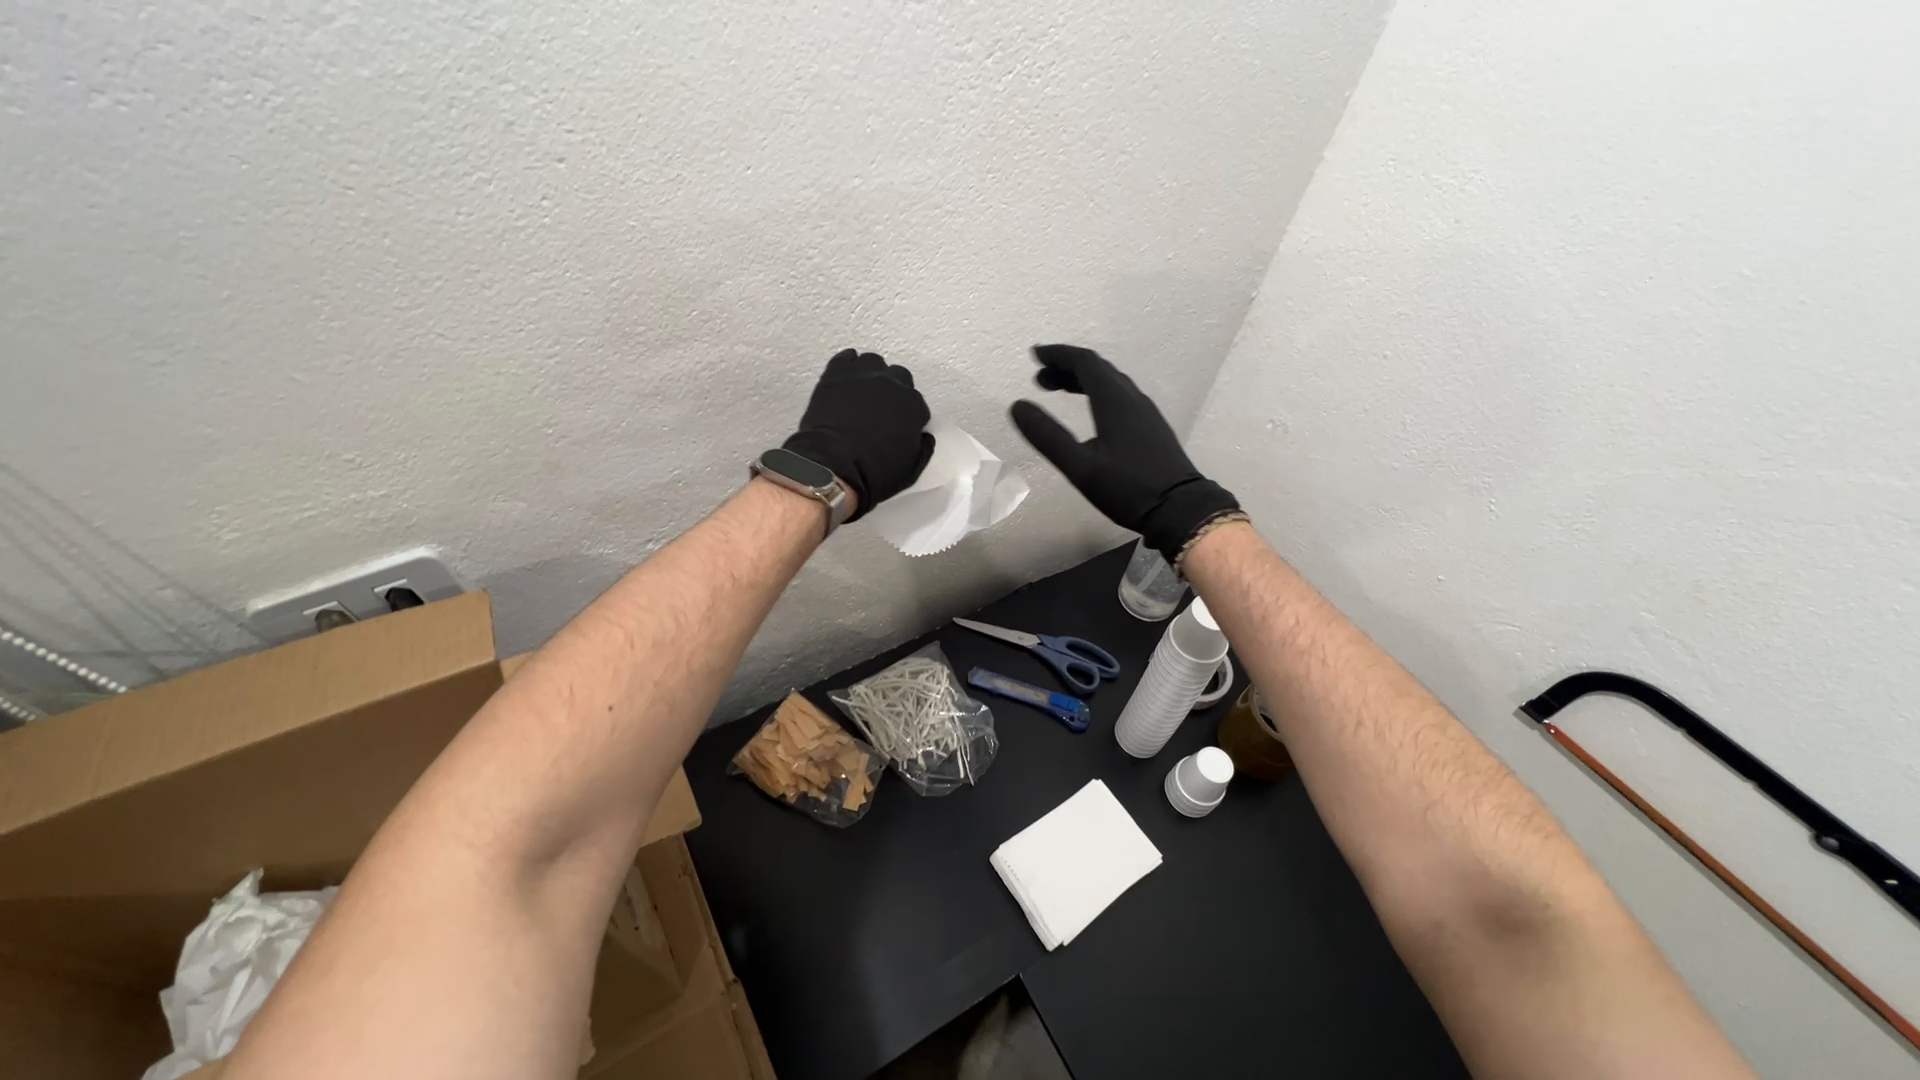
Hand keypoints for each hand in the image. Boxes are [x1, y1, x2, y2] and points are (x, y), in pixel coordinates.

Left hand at [784, 349, 935, 521]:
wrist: (834, 467)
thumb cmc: (875, 473)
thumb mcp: (912, 468)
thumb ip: (923, 447)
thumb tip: (923, 435)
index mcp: (914, 405)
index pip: (917, 403)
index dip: (907, 414)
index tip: (898, 425)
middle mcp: (893, 383)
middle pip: (898, 377)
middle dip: (893, 390)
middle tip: (880, 407)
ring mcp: (864, 374)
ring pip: (873, 363)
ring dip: (871, 375)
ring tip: (861, 391)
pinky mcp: (837, 372)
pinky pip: (846, 358)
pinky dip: (848, 365)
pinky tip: (845, 378)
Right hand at [1010, 344, 1240, 562]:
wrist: (1180, 509)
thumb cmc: (1127, 488)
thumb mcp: (1080, 467)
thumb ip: (1048, 436)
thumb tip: (1017, 405)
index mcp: (1114, 400)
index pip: (1084, 362)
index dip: (1058, 355)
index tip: (1035, 355)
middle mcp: (1131, 398)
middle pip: (1098, 369)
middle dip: (1066, 367)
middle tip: (1040, 378)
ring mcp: (1145, 411)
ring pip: (1111, 382)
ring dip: (1082, 380)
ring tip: (1058, 390)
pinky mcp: (1152, 426)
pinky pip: (1121, 396)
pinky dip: (1098, 393)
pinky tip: (1091, 412)